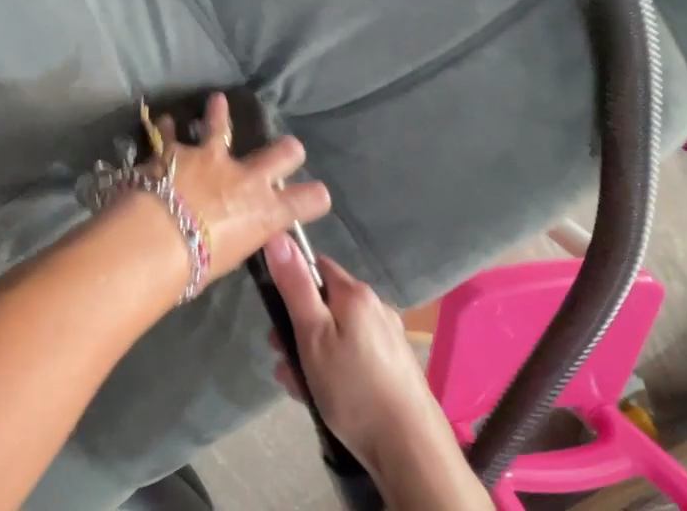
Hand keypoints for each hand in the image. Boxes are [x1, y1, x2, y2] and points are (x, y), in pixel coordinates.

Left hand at [145, 92, 331, 287]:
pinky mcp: (175, 149)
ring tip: (218, 100)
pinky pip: (171, 133)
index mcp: (265, 212)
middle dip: (288, 150)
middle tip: (289, 146)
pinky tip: (164, 121)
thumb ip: (239, 234)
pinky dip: (168, 128)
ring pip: (221, 126)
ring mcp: (210, 158)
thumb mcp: (231, 256)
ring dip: (219, 113)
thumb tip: (237, 230)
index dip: (315, 196)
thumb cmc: (195, 265)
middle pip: (281, 154)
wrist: (157, 238)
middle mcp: (246, 178)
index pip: (308, 201)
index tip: (316, 194)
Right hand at [263, 239, 460, 469]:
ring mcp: (388, 340)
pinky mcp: (395, 368)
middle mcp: (376, 310)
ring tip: (297, 383)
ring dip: (310, 352)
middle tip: (281, 356)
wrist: (410, 452)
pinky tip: (321, 394)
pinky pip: (352, 355)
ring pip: (336, 333)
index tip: (276, 312)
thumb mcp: (312, 334)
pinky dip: (332, 368)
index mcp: (356, 295)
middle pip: (323, 303)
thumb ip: (294, 284)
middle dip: (296, 327)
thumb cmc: (353, 388)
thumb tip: (277, 234)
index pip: (314, 265)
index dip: (290, 283)